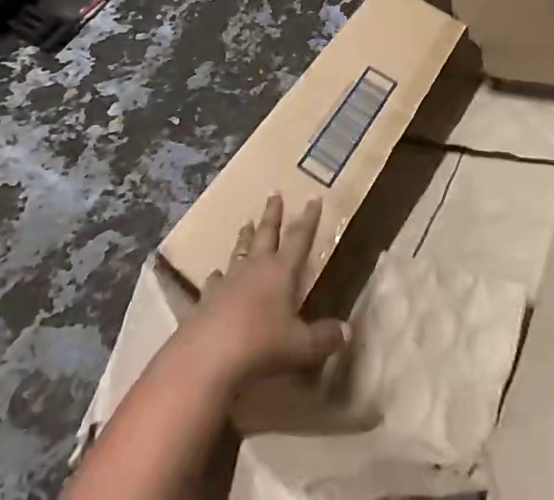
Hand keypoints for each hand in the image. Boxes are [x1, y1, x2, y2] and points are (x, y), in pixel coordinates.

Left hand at [181, 194, 348, 388]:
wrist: (205, 359)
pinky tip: (215, 274)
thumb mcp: (300, 346)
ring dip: (245, 237)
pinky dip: (218, 275)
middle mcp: (254, 269)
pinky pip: (214, 281)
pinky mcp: (206, 300)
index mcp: (281, 271)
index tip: (313, 197)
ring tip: (246, 222)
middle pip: (266, 234)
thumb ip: (324, 338)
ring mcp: (227, 282)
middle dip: (272, 214)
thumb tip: (348, 331)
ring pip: (239, 251)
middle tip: (274, 194)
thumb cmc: (261, 345)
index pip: (299, 238)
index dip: (309, 219)